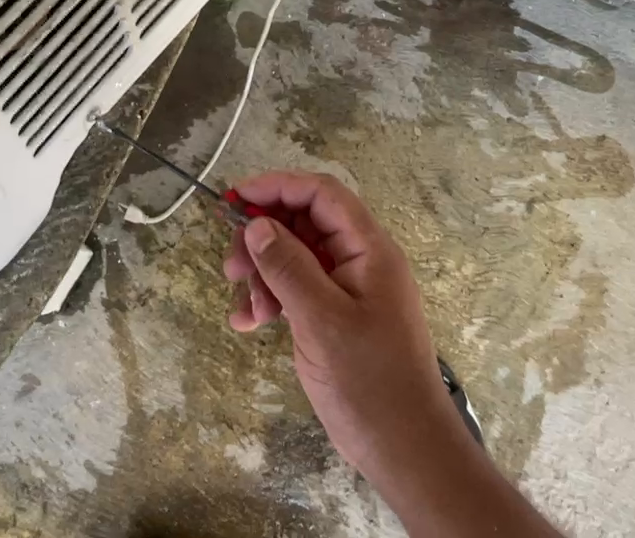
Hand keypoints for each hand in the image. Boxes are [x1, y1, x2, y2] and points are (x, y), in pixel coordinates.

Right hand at [222, 172, 564, 537]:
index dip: (277, 186)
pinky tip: (248, 323)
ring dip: (262, 273)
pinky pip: (295, 289)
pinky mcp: (333, 314)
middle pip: (302, 223)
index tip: (234, 199)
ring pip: (293, 256)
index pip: (321, 194)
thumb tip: (256, 225)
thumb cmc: (369, 380)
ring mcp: (345, 288)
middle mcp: (357, 259)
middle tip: (230, 265)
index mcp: (368, 248)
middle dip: (262, 237)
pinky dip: (269, 299)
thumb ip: (288, 267)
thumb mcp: (322, 320)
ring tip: (247, 307)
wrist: (404, 448)